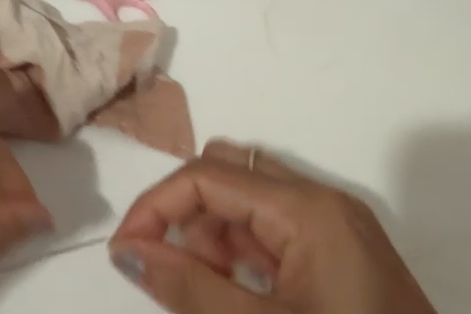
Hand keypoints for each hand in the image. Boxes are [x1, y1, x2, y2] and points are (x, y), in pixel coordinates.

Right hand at [108, 139, 435, 313]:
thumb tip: (125, 253)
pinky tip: (245, 297)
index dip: (155, 208)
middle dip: (188, 217)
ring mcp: (339, 227)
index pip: (205, 177)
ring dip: (214, 238)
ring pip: (249, 201)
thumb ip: (190, 290)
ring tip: (212, 296)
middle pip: (227, 173)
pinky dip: (245, 254)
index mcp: (307, 208)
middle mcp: (323, 201)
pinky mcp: (346, 256)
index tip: (124, 255)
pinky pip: (276, 230)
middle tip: (177, 276)